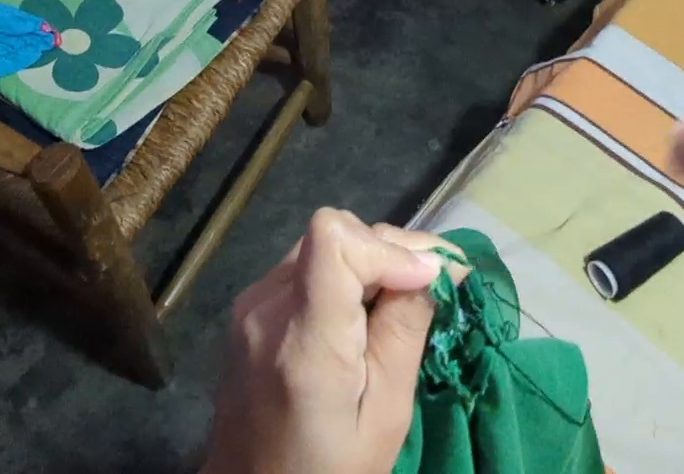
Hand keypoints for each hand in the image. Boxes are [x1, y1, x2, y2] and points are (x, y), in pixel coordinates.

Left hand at [201, 210, 457, 473]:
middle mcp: (266, 307)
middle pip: (336, 233)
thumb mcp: (386, 416)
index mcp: (302, 343)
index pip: (333, 239)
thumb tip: (435, 264)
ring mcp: (251, 303)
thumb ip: (405, 332)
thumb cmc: (330, 472)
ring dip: (369, 259)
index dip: (387, 247)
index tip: (428, 278)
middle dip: (391, 251)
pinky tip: (362, 310)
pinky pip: (306, 263)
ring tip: (400, 298)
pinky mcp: (248, 305)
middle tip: (433, 284)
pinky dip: (343, 272)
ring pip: (323, 242)